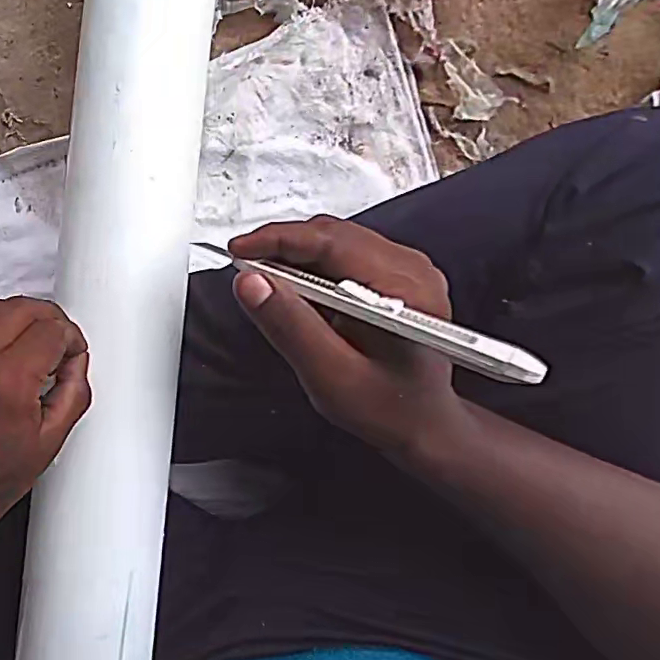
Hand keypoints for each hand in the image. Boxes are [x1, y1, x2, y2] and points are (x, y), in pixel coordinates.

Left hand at [0, 268, 90, 582]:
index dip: (71, 339)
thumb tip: (74, 364)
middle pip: (21, 307)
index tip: (71, 351)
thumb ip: (72, 392)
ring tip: (22, 347)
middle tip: (55, 342)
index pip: (52, 327)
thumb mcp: (45, 445)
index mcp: (6, 380)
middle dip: (47, 320)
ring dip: (12, 322)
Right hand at [229, 216, 465, 453]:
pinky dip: (307, 267)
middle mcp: (410, 270)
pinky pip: (339, 255)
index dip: (278, 240)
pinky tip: (291, 291)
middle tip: (243, 268)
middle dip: (280, 246)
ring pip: (332, 241)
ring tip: (263, 283)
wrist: (420, 423)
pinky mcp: (389, 275)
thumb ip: (290, 327)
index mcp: (404, 291)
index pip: (331, 243)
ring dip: (292, 257)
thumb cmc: (387, 408)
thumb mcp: (329, 375)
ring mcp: (402, 270)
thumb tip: (252, 284)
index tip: (239, 250)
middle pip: (331, 235)